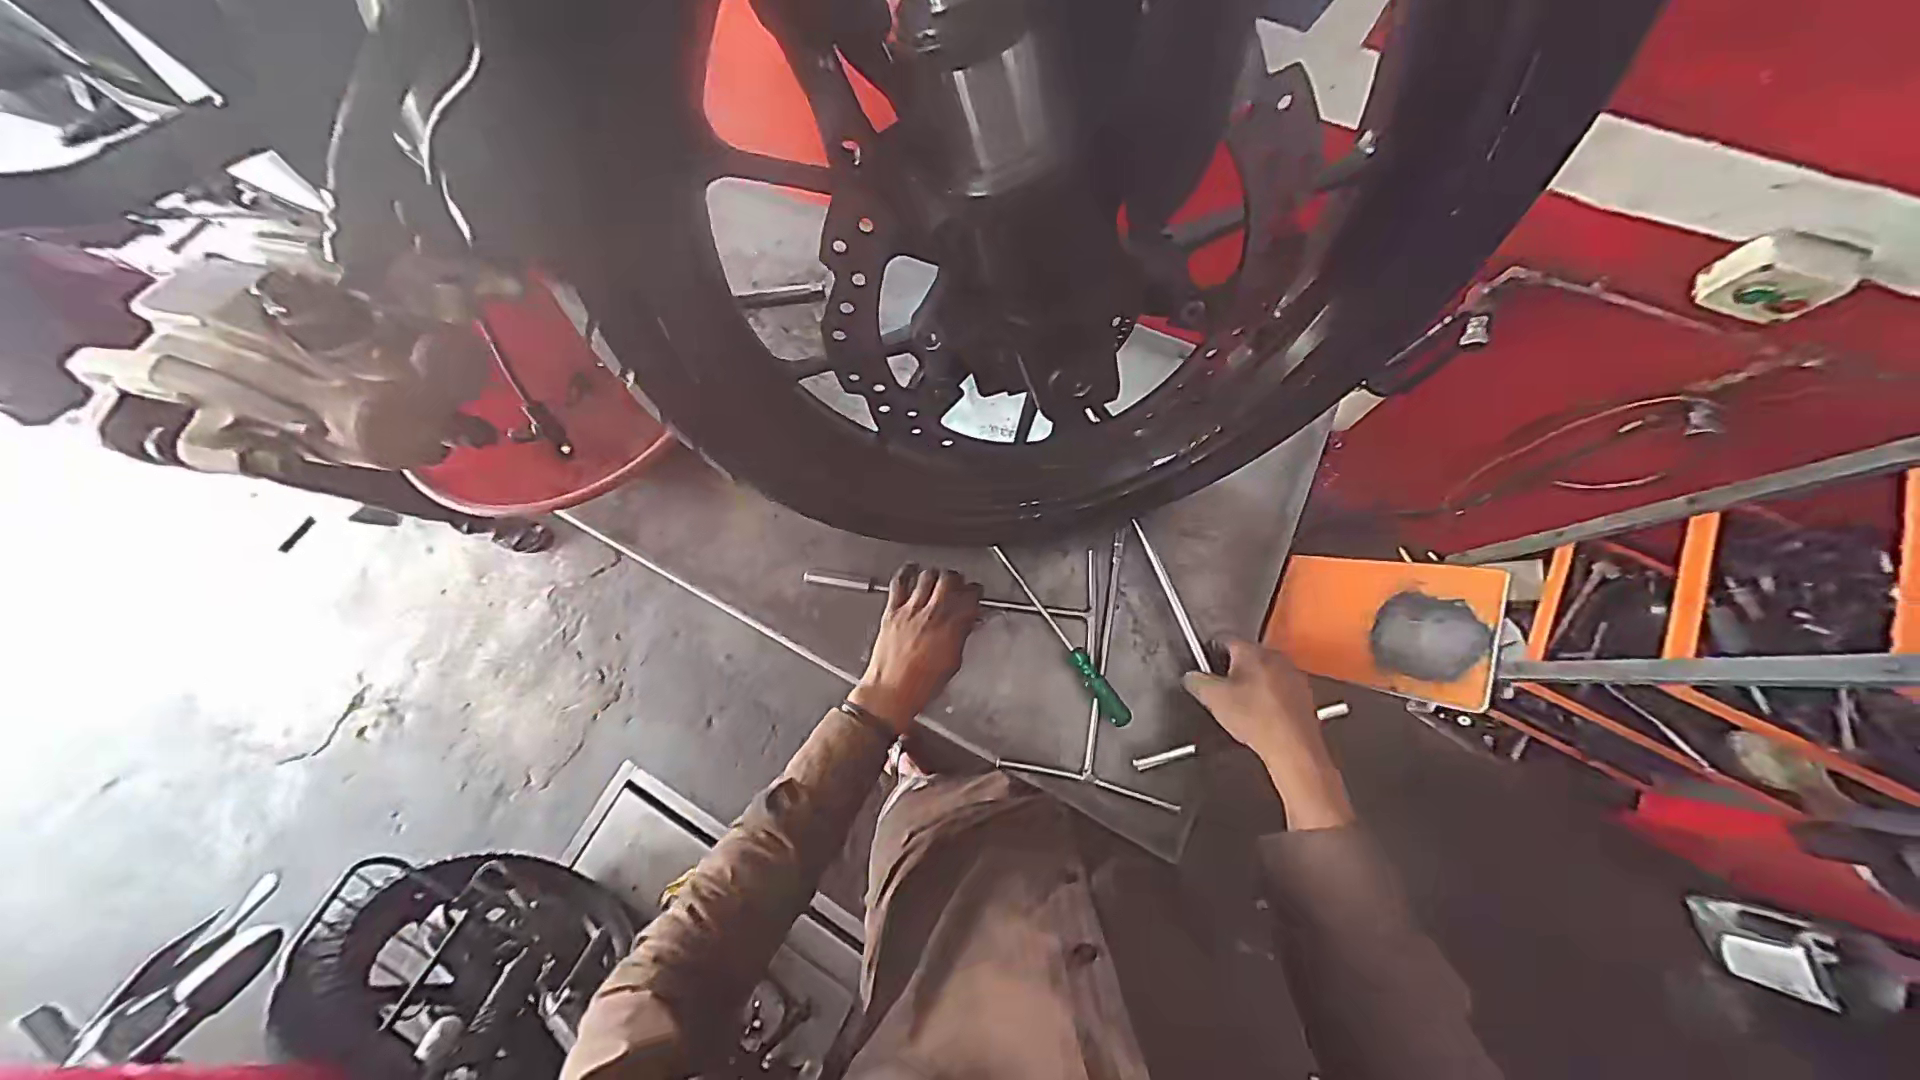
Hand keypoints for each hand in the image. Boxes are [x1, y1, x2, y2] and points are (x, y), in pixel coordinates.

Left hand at [848, 564, 982, 734]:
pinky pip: (899, 582)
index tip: (975, 593)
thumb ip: (960, 638)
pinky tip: (911, 568)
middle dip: (957, 579)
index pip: (970, 598)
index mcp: (951, 628)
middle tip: (958, 582)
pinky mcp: (892, 611)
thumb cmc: (920, 685)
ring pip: (927, 576)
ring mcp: (911, 610)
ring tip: (937, 577)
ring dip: (935, 574)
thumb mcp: (952, 663)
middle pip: (950, 580)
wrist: (891, 692)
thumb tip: (965, 625)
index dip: (975, 592)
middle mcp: (932, 614)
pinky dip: (907, 571)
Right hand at [1182, 639, 1354, 830]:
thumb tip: (1192, 677)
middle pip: (1244, 655)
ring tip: (1241, 706)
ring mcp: (1292, 675)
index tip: (1204, 663)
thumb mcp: (1212, 698)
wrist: (1292, 747)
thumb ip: (1196, 681)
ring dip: (1251, 684)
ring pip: (1262, 672)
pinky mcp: (1302, 694)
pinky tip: (1259, 715)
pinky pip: (1278, 688)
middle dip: (1230, 670)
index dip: (1208, 651)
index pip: (1224, 639)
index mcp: (1252, 651)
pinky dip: (1267, 698)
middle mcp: (1275, 657)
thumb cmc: (1259, 721)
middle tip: (1220, 690)